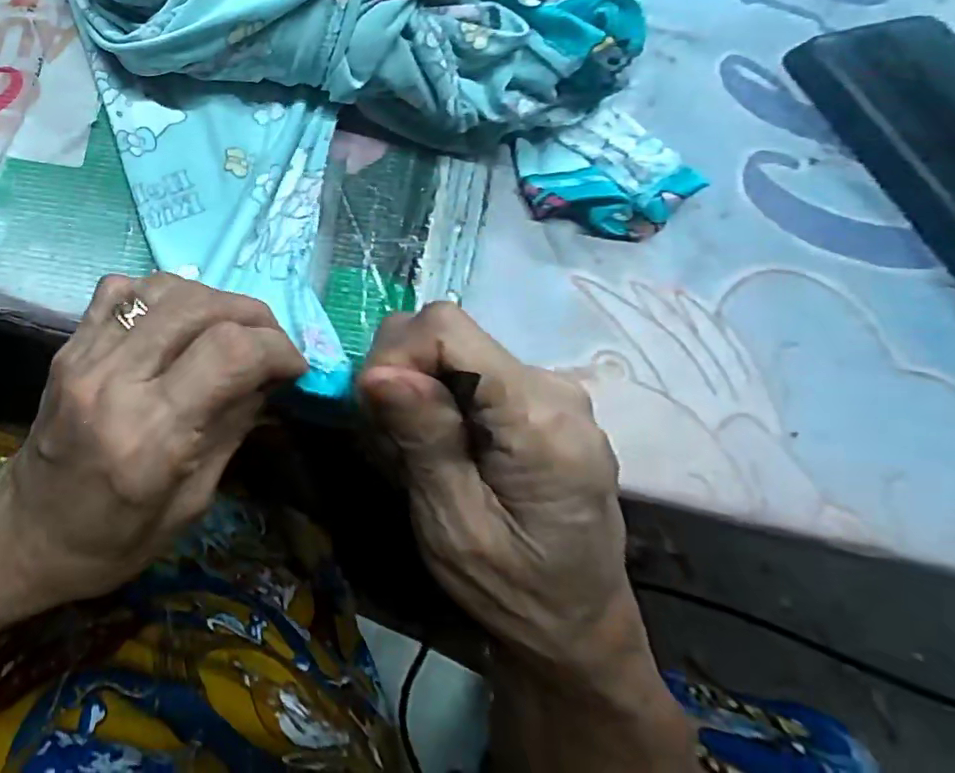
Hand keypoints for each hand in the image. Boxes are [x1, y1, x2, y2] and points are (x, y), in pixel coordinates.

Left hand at [0, 273, 306, 645]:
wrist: (25, 530)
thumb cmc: (111, 541)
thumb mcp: (188, 504)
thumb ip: (230, 430)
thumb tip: (268, 376)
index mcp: (150, 434)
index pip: (229, 352)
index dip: (276, 347)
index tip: (293, 366)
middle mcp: (114, 381)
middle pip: (197, 306)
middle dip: (249, 314)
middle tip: (268, 342)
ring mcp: (83, 357)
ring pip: (158, 289)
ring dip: (207, 299)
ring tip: (227, 328)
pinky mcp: (66, 348)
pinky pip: (116, 291)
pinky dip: (156, 295)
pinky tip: (171, 322)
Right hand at [356, 302, 642, 680]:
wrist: (576, 627)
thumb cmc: (512, 587)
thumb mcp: (454, 523)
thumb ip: (424, 440)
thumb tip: (378, 372)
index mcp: (540, 418)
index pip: (445, 328)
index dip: (395, 354)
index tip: (378, 412)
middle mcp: (551, 387)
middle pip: (441, 329)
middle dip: (396, 371)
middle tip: (390, 440)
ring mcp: (546, 389)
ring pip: (444, 345)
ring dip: (408, 386)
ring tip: (411, 449)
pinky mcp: (533, 398)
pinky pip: (461, 367)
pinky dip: (429, 394)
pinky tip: (434, 443)